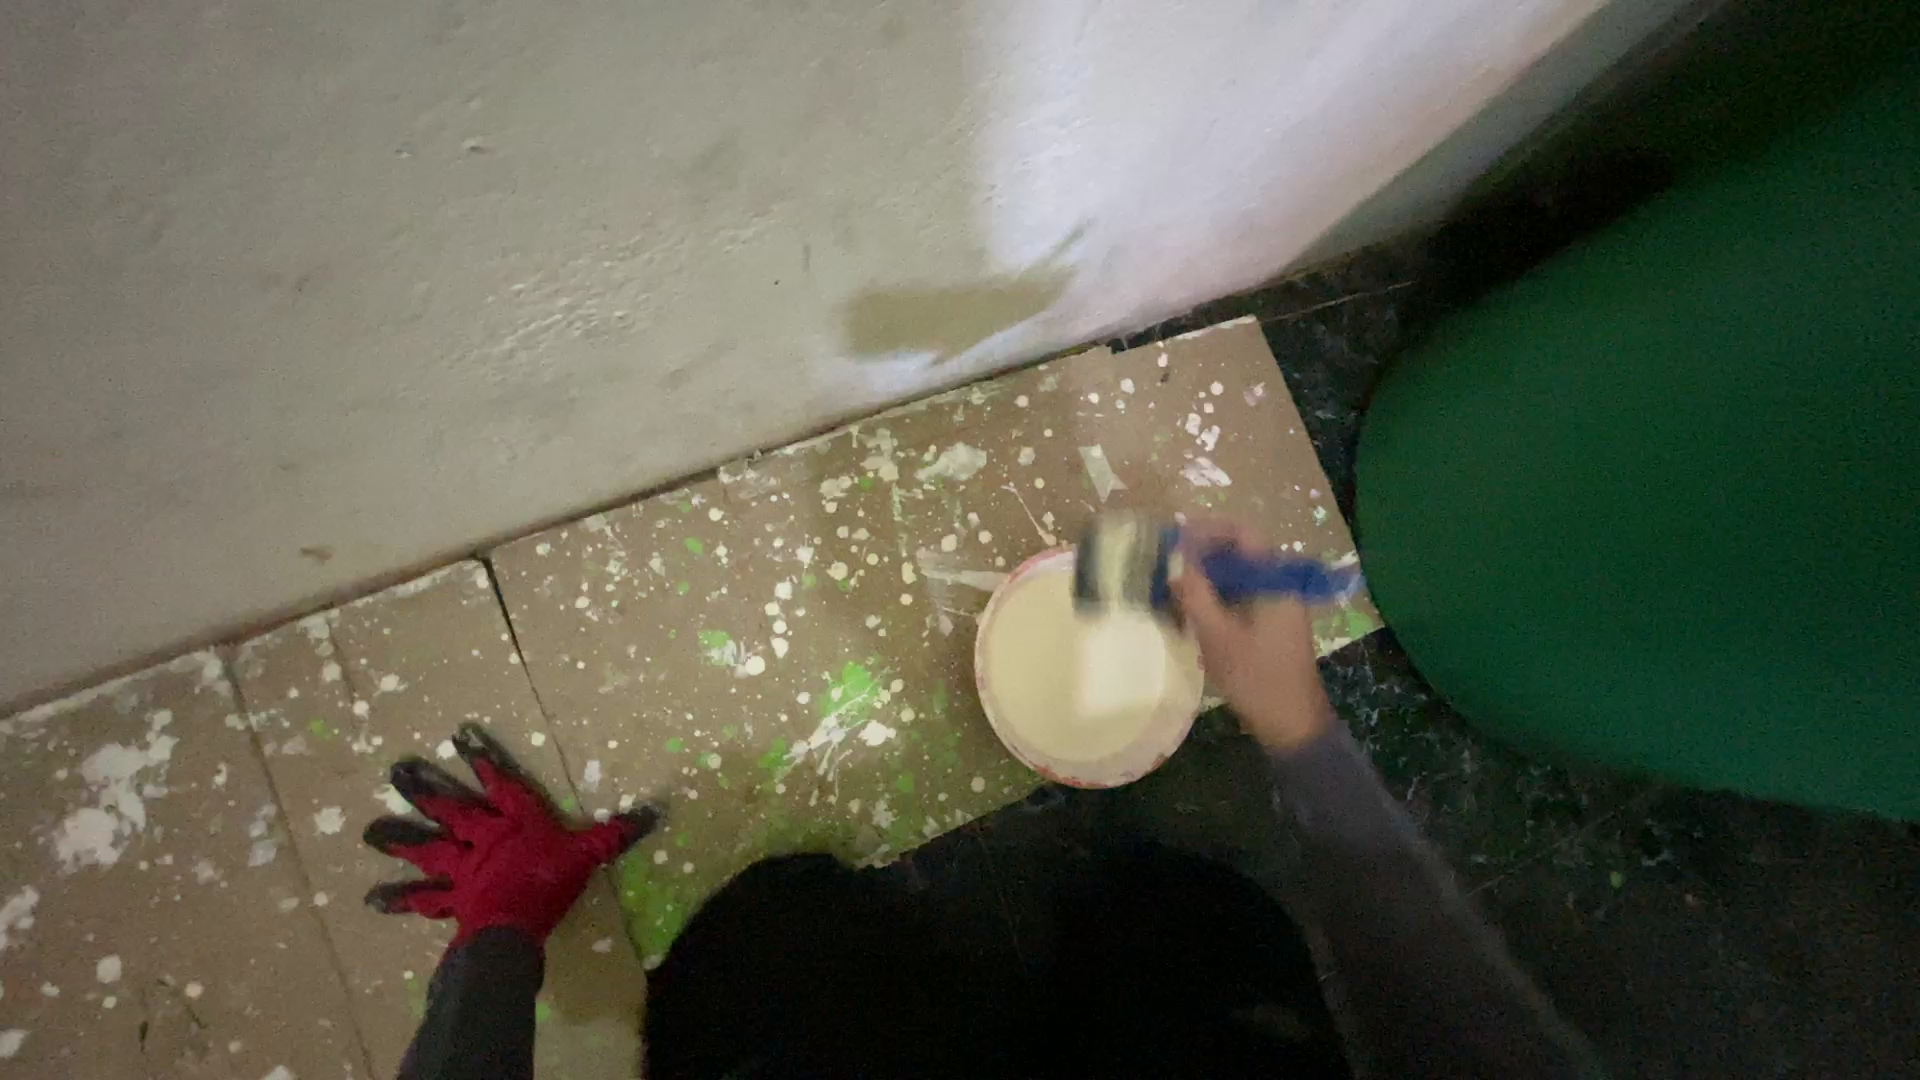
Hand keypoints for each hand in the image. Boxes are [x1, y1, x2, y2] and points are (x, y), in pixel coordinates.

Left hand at [364, 723, 661, 947]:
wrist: (510, 930)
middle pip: (453, 810)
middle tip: (397, 770)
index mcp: (518, 821)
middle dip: (427, 790)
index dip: (482, 760)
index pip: (500, 783)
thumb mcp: (589, 854)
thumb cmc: (549, 883)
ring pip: (429, 848)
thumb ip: (616, 833)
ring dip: (400, 838)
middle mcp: (485, 838)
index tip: (459, 737)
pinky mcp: (451, 900)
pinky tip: (373, 897)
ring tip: (369, 829)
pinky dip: (401, 897)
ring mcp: (463, 869)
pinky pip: (423, 897)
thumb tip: (655, 812)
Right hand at [1170, 522, 1335, 753]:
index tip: (1174, 538)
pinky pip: (1238, 593)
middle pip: (1237, 551)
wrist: (1291, 724)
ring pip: (1236, 573)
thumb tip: (1173, 560)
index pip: (1242, 533)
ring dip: (1205, 574)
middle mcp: (1279, 583)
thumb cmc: (1256, 677)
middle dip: (1201, 552)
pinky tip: (1188, 608)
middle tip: (1165, 561)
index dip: (1207, 529)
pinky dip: (1213, 594)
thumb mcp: (1217, 635)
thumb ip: (1194, 593)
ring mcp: (1275, 602)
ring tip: (1170, 583)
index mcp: (1274, 579)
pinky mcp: (1268, 621)